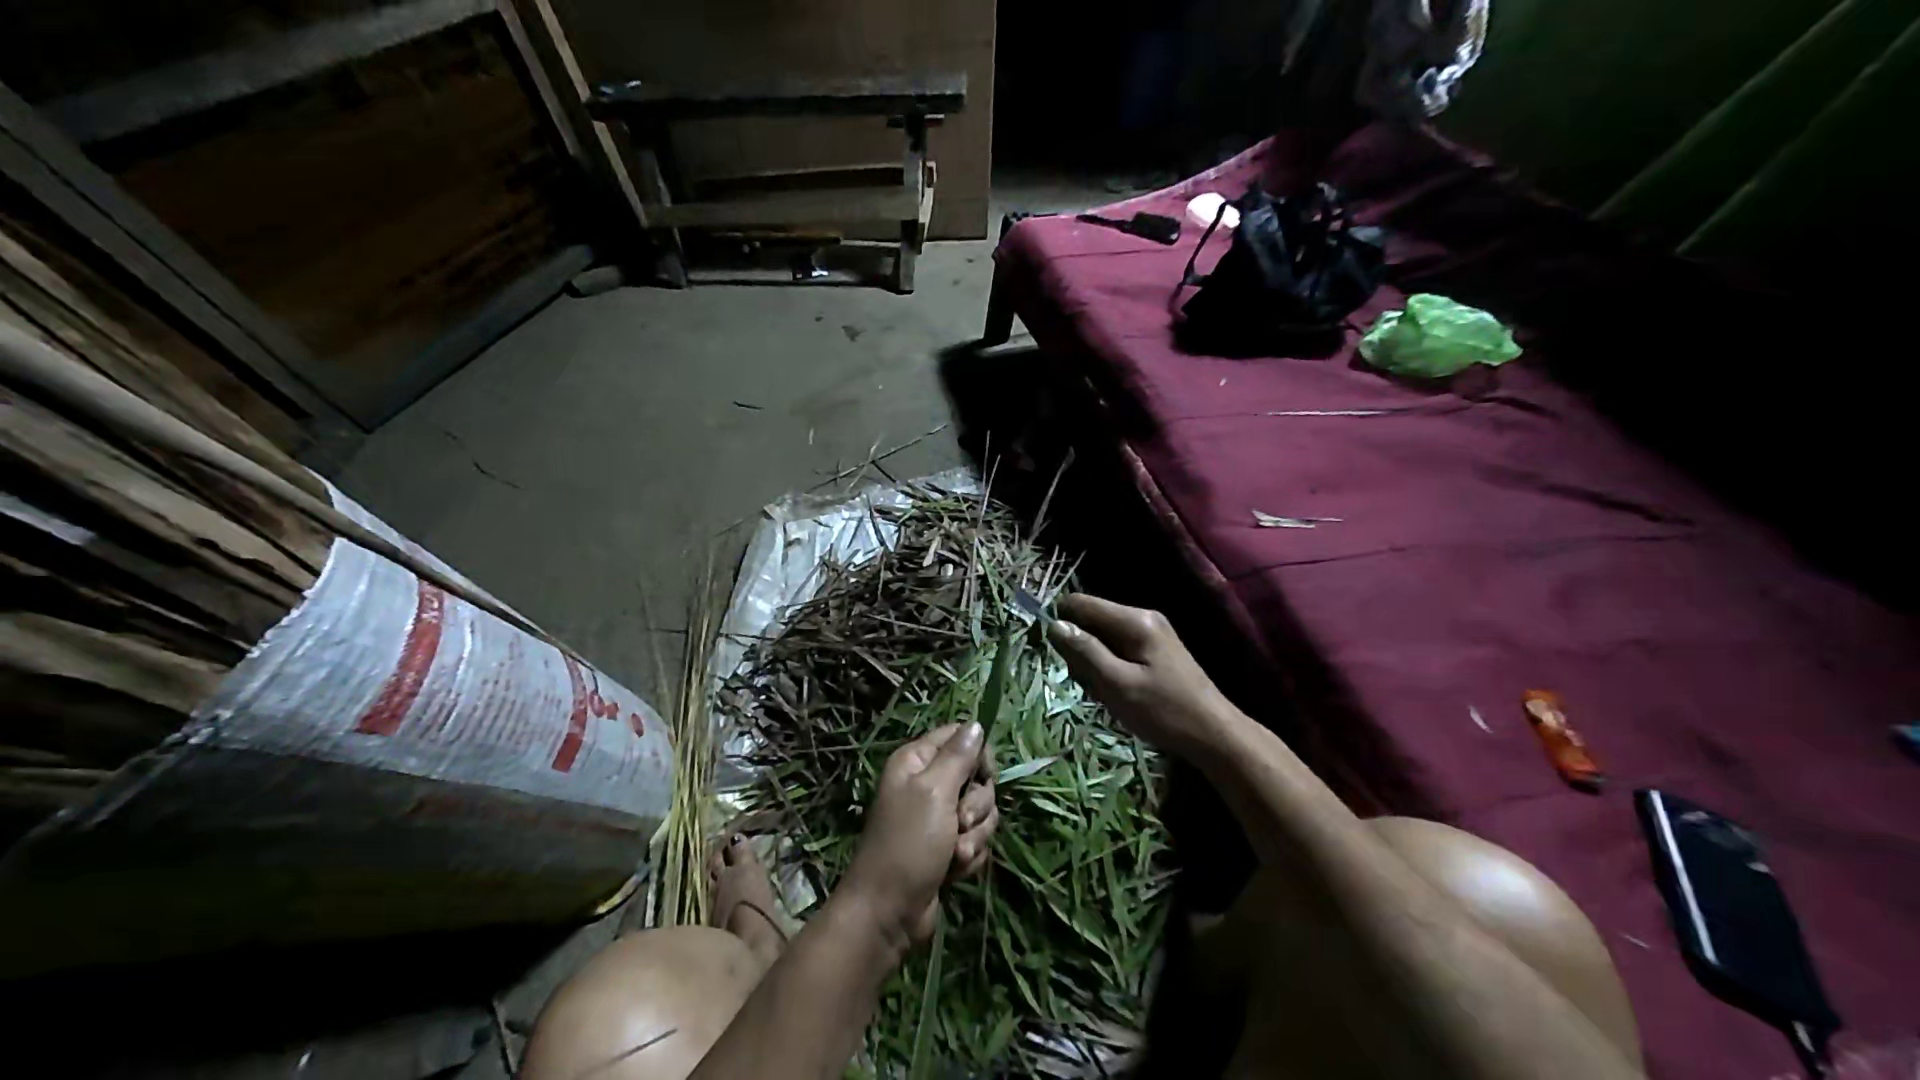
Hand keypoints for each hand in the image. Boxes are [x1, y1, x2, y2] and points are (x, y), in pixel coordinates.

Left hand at [842, 722, 997, 946]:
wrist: (889, 912)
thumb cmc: (908, 844)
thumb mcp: (934, 792)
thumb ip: (958, 756)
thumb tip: (976, 724)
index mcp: (917, 761)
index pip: (959, 736)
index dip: (978, 754)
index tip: (984, 775)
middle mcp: (927, 784)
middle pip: (977, 777)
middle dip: (977, 804)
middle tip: (960, 822)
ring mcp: (938, 818)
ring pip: (981, 811)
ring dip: (975, 834)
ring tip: (955, 853)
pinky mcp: (948, 846)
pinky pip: (977, 839)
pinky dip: (971, 855)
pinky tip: (955, 869)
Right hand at [1048, 594, 1237, 756]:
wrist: (1214, 734)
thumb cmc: (1164, 711)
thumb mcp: (1117, 684)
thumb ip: (1085, 652)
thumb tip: (1053, 625)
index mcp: (1134, 619)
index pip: (1079, 603)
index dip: (1063, 627)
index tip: (1063, 660)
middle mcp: (1142, 617)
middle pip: (1089, 621)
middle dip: (1081, 652)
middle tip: (1093, 685)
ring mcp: (1151, 633)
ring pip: (1101, 639)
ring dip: (1095, 666)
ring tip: (1109, 694)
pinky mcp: (1155, 650)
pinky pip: (1117, 651)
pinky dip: (1110, 671)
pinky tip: (1121, 694)